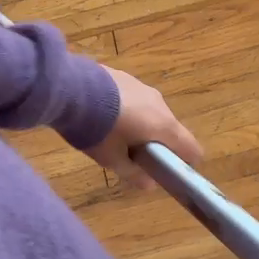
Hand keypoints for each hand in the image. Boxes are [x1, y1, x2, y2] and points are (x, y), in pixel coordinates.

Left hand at [84, 66, 202, 187]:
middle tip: (131, 155)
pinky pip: (131, 97)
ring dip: (138, 123)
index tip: (166, 171)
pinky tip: (100, 112)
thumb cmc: (96, 129)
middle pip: (168, 128)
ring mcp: (139, 85)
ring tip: (111, 133)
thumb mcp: (112, 159)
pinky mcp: (120, 74)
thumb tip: (150, 184)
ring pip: (149, 110)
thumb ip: (134, 173)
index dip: (183, 163)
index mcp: (164, 126)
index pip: (192, 149)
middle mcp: (159, 103)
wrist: (67, 88)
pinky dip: (123, 107)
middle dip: (155, 143)